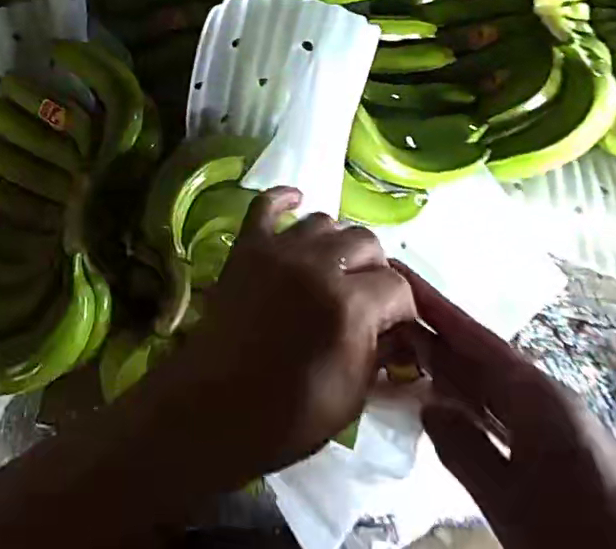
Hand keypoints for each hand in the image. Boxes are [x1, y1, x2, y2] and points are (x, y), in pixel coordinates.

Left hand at [138, 187, 416, 484]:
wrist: (213, 409)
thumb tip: (397, 333)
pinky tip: (296, 200)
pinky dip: (284, 198)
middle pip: (366, 242)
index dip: (402, 308)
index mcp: (350, 305)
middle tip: (367, 294)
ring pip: (324, 220)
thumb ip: (380, 353)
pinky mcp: (247, 247)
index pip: (397, 285)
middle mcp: (318, 265)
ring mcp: (280, 251)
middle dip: (375, 268)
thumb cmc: (287, 416)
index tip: (396, 324)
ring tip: (334, 265)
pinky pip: (266, 204)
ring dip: (337, 241)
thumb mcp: (352, 396)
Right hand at [397, 264, 615, 548]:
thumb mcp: (511, 503)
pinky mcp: (563, 450)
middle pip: (482, 355)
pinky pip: (506, 411)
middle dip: (436, 334)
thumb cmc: (578, 538)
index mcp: (538, 396)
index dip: (435, 305)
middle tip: (386, 313)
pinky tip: (450, 405)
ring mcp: (558, 423)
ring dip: (453, 368)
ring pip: (494, 384)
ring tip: (404, 349)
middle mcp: (549, 398)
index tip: (399, 272)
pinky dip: (474, 401)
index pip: (474, 337)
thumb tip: (428, 405)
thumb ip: (465, 449)